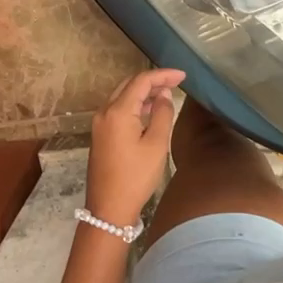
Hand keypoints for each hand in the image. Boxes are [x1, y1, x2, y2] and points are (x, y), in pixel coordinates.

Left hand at [85, 68, 185, 225]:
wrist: (109, 208)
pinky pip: (118, 109)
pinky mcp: (100, 135)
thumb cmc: (136, 177)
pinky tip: (150, 111)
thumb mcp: (156, 144)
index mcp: (118, 111)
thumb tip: (164, 94)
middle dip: (152, 80)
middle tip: (176, 82)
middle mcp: (104, 112)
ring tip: (166, 95)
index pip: (141, 81)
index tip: (183, 75)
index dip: (163, 75)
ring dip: (143, 93)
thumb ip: (163, 114)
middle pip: (128, 85)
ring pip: (122, 96)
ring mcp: (100, 124)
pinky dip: (135, 105)